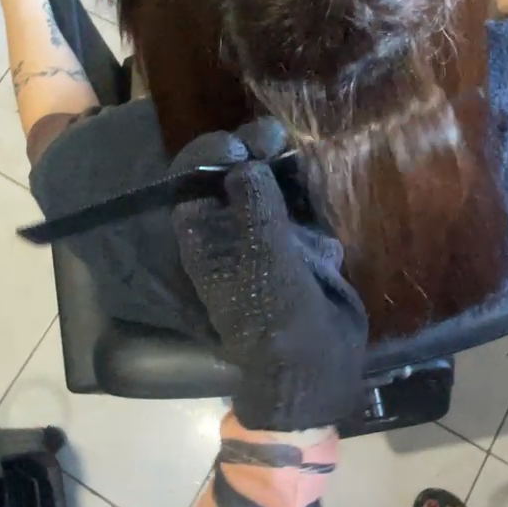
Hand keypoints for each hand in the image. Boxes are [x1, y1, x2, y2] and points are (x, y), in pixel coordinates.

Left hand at [173, 121, 366, 432]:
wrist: (314, 366)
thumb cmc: (277, 317)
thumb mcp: (263, 259)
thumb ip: (255, 206)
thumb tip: (245, 166)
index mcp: (204, 237)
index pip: (192, 179)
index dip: (211, 155)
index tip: (241, 150)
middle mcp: (229, 232)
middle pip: (232, 174)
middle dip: (251, 151)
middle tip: (273, 140)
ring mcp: (264, 236)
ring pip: (269, 183)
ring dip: (281, 165)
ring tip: (292, 152)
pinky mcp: (297, 243)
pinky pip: (299, 204)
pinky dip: (307, 190)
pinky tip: (314, 180)